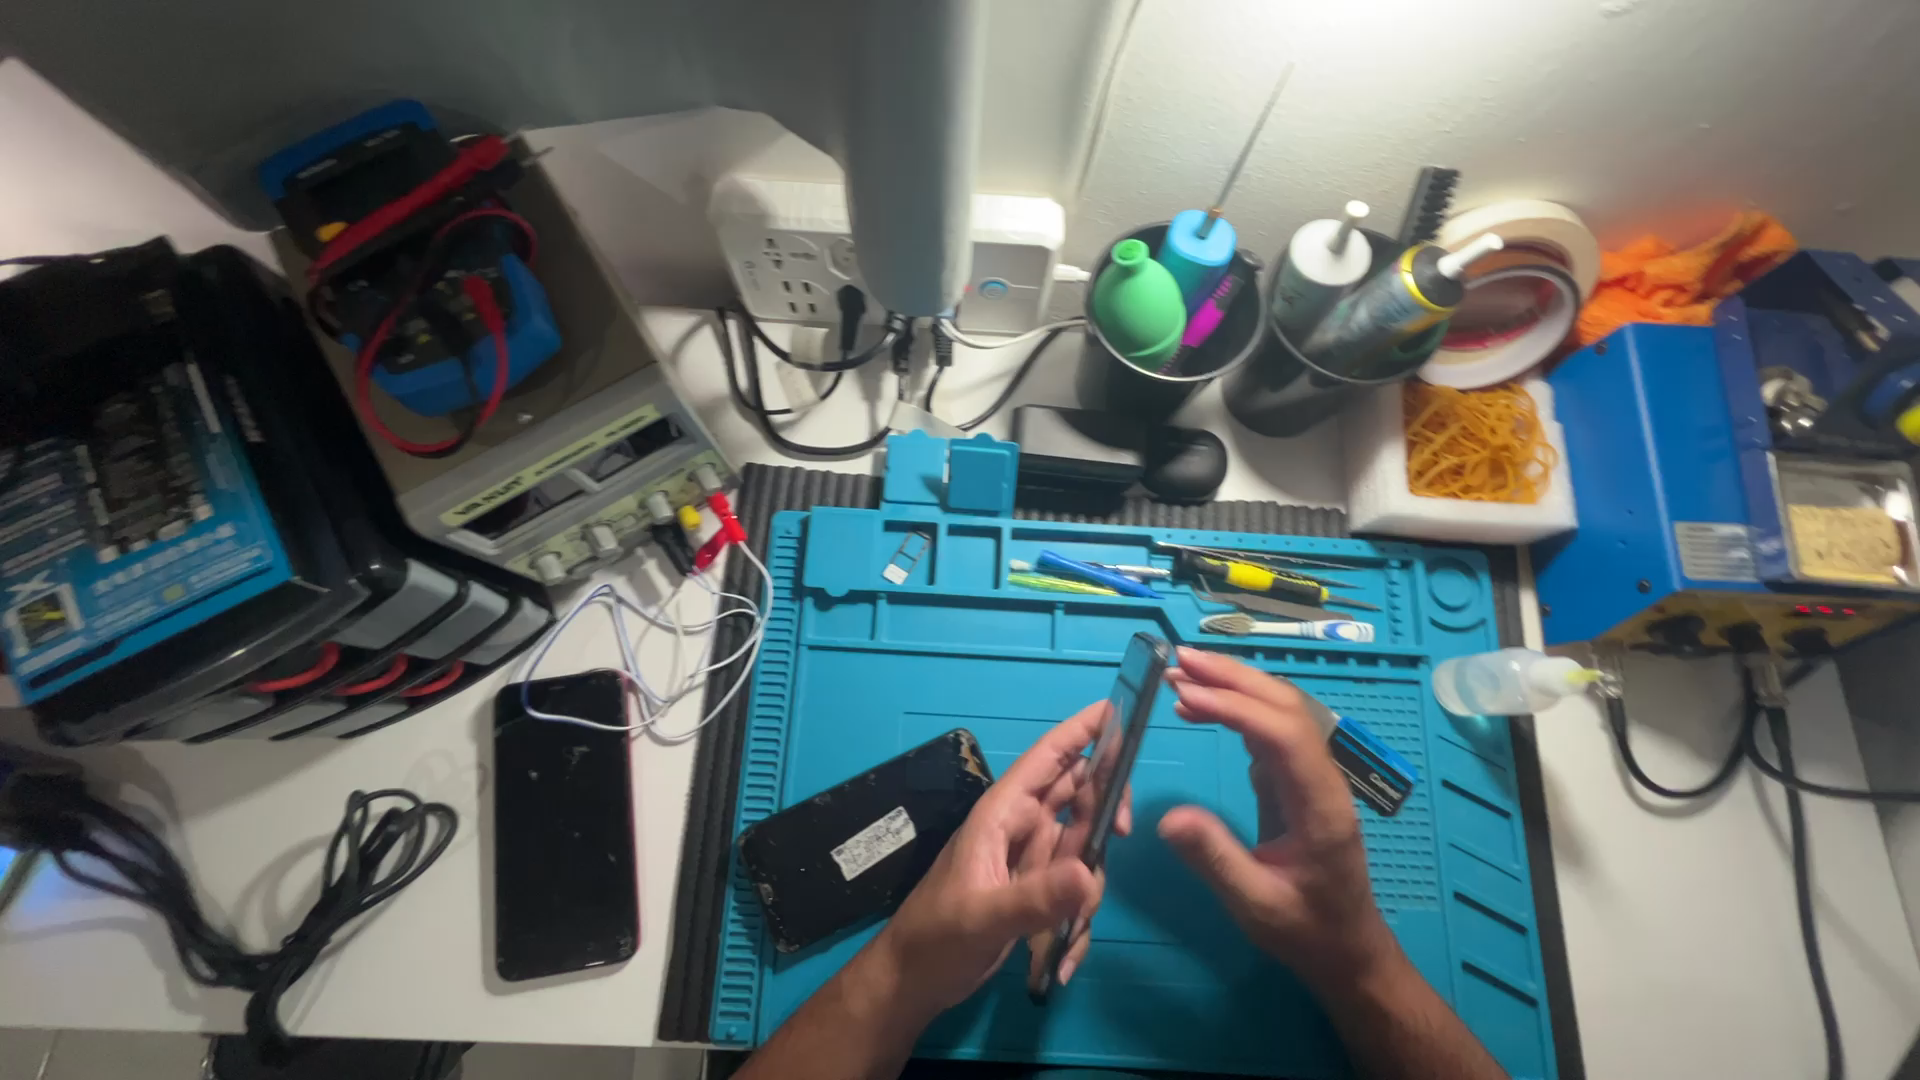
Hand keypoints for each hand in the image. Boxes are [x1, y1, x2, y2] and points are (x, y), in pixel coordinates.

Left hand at [874, 703, 1125, 1012]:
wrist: (916, 979)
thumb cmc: (938, 936)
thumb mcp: (985, 916)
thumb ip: (1037, 897)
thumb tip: (1090, 872)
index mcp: (1003, 812)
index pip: (1049, 757)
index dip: (1083, 729)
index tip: (1121, 711)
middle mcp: (1023, 826)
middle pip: (1081, 794)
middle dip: (1105, 812)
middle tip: (1118, 835)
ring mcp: (1034, 858)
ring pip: (1086, 849)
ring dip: (1087, 890)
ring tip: (1065, 933)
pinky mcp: (1040, 889)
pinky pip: (1077, 890)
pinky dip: (1076, 923)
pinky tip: (1060, 960)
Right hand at [1158, 647, 1397, 986]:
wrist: (1347, 948)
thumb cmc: (1306, 929)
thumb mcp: (1256, 906)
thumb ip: (1215, 860)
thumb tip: (1167, 818)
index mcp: (1321, 805)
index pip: (1284, 735)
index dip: (1236, 708)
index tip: (1185, 695)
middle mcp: (1321, 777)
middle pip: (1284, 707)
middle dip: (1232, 676)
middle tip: (1178, 660)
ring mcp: (1309, 773)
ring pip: (1276, 709)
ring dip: (1230, 683)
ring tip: (1179, 673)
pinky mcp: (1294, 777)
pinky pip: (1265, 727)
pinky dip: (1230, 706)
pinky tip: (1196, 706)